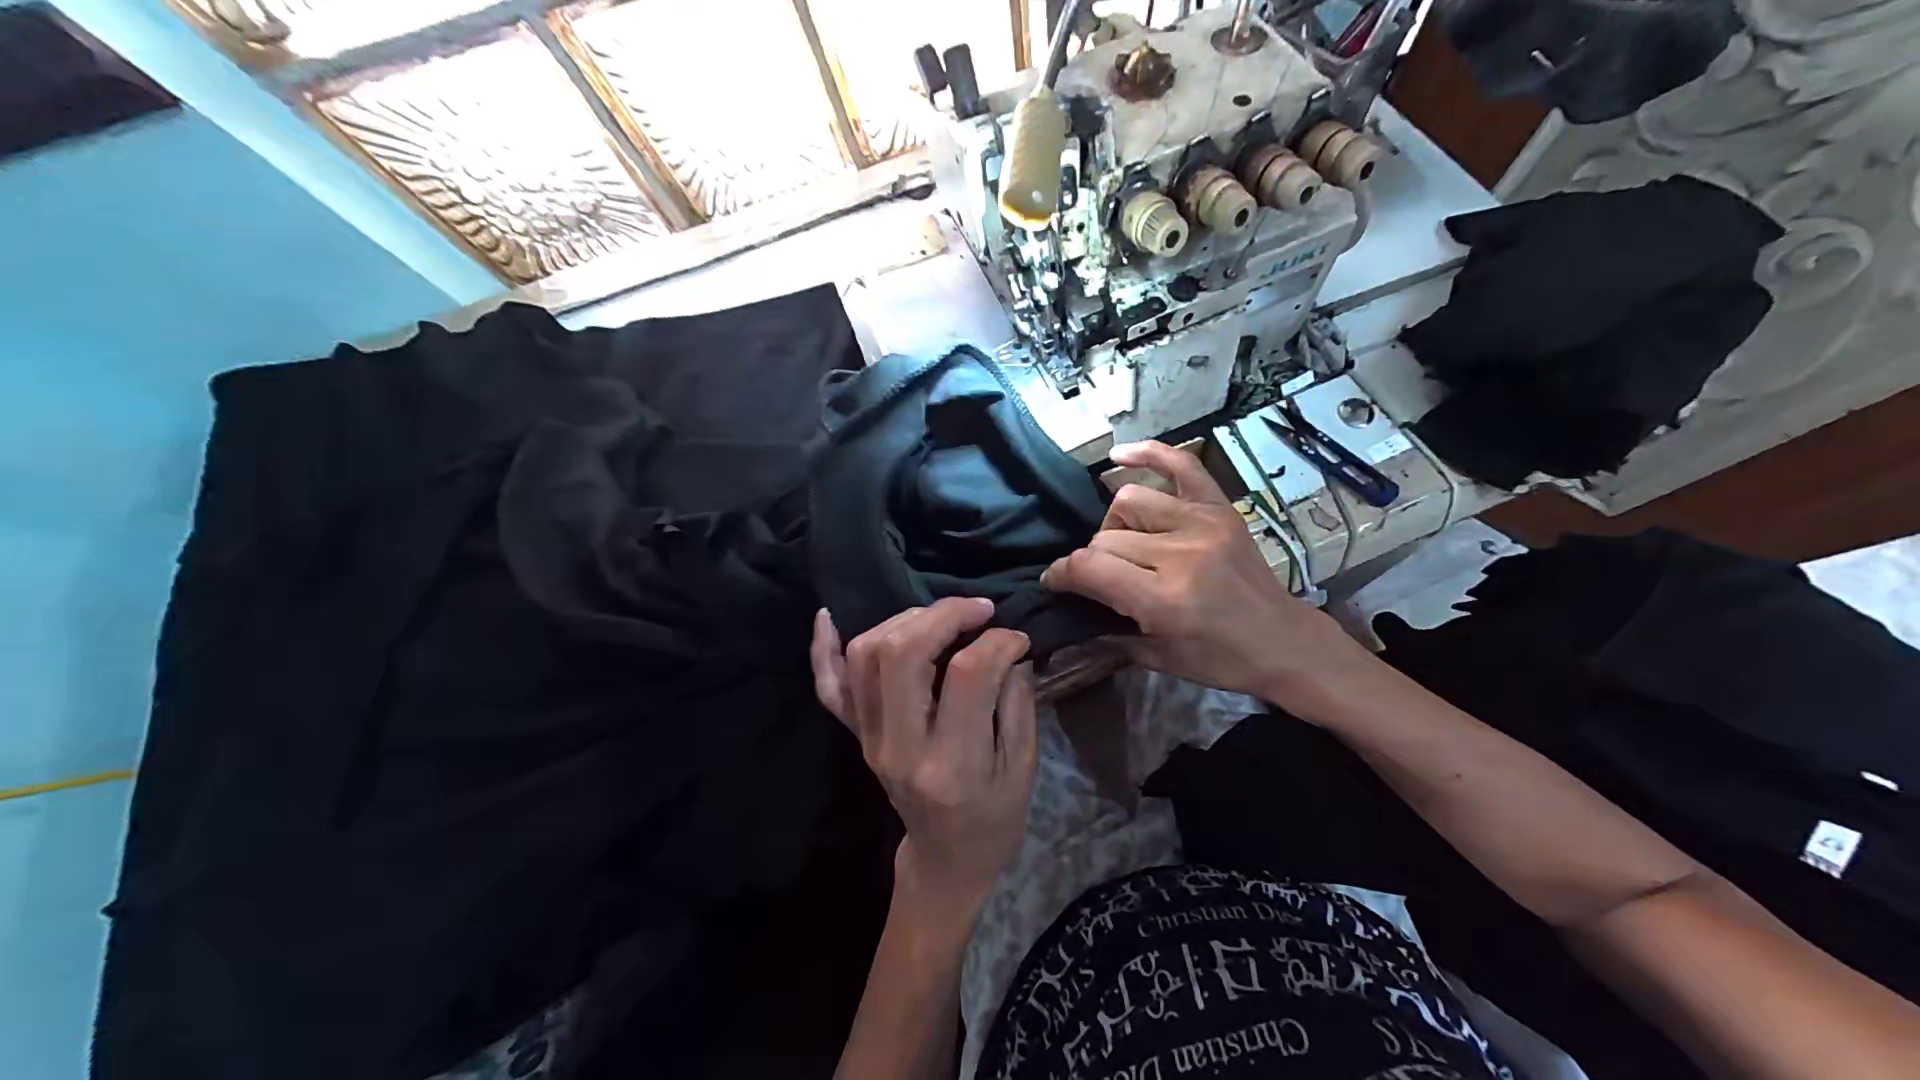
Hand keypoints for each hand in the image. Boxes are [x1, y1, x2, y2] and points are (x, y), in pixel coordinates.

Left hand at [811, 598, 1037, 914]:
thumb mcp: (1023, 769)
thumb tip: (1009, 647)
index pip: (966, 675)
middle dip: (943, 615)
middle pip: (901, 654)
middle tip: (979, 610)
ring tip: (940, 617)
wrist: (945, 858)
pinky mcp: (855, 735)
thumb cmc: (993, 818)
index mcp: (952, 764)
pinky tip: (828, 616)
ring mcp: (869, 739)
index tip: (1017, 639)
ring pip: (865, 656)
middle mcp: (898, 747)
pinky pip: (828, 686)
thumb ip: (1019, 703)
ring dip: (903, 620)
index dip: (997, 642)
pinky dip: (824, 648)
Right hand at [1041, 440, 1370, 710]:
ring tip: (1128, 545)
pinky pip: (1181, 465)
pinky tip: (1121, 456)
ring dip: (1116, 524)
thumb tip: (1064, 602)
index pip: (1088, 566)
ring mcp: (1203, 524)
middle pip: (1105, 537)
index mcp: (1163, 598)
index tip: (1054, 582)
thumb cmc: (1219, 659)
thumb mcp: (1156, 657)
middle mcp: (1180, 553)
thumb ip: (1105, 628)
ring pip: (1130, 500)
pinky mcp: (1221, 508)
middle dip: (1092, 559)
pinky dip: (1150, 454)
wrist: (1284, 643)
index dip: (1060, 574)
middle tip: (1105, 579)